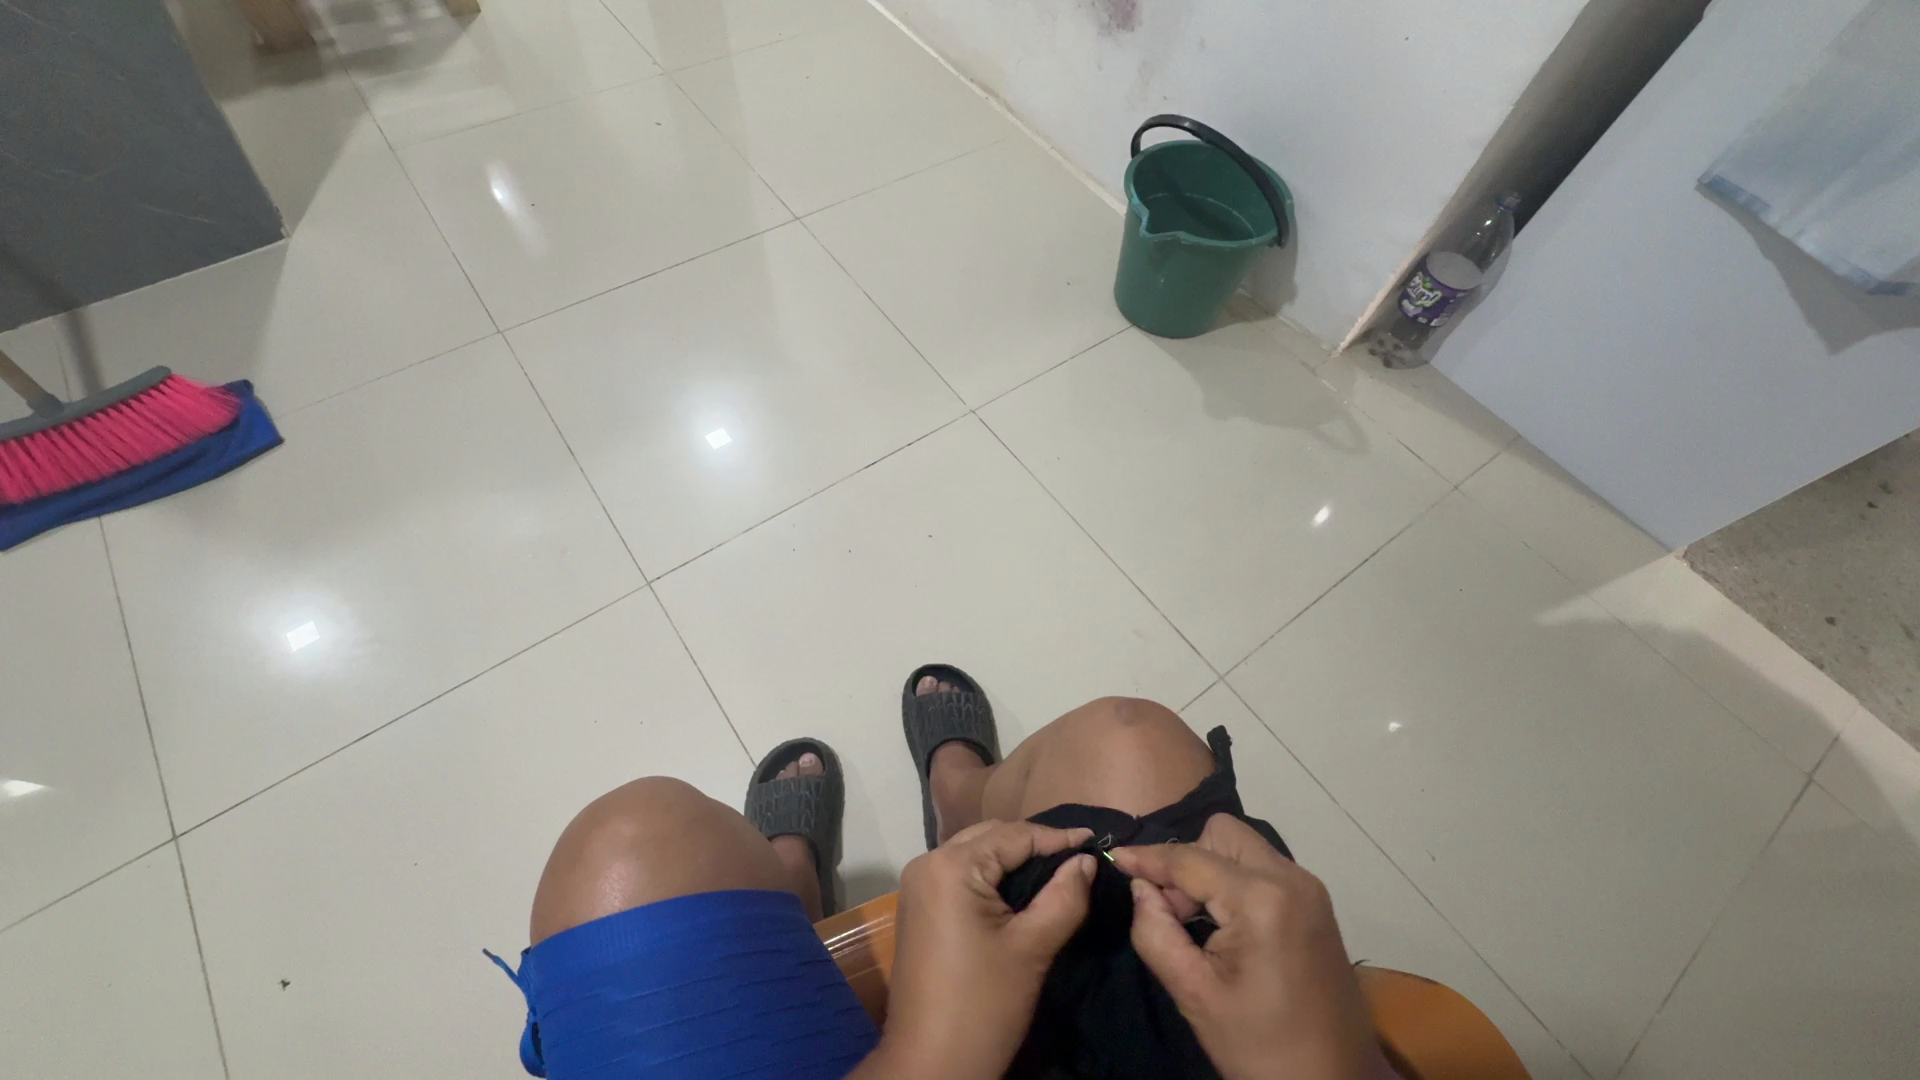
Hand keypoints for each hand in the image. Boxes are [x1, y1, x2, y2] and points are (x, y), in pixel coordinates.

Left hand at [869, 820, 1095, 1079]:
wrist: (930, 1067)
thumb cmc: (983, 1006)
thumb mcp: (1032, 948)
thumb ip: (1064, 897)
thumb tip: (1087, 861)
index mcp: (952, 866)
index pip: (1014, 835)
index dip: (1058, 838)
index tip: (1096, 841)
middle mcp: (929, 863)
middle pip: (992, 837)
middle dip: (1035, 844)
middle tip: (1079, 857)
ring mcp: (920, 884)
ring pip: (977, 853)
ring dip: (1014, 858)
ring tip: (1058, 868)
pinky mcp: (920, 906)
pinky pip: (962, 874)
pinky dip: (993, 875)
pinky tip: (1022, 888)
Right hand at [1112, 814, 1378, 1079]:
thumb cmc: (1261, 1046)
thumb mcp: (1194, 994)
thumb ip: (1155, 932)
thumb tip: (1140, 887)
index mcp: (1261, 899)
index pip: (1189, 858)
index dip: (1147, 857)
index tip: (1115, 858)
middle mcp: (1290, 878)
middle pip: (1221, 833)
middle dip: (1187, 860)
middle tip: (1172, 909)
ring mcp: (1309, 888)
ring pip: (1241, 845)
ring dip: (1209, 867)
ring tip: (1195, 921)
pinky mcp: (1315, 902)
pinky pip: (1261, 866)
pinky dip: (1233, 878)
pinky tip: (1223, 922)